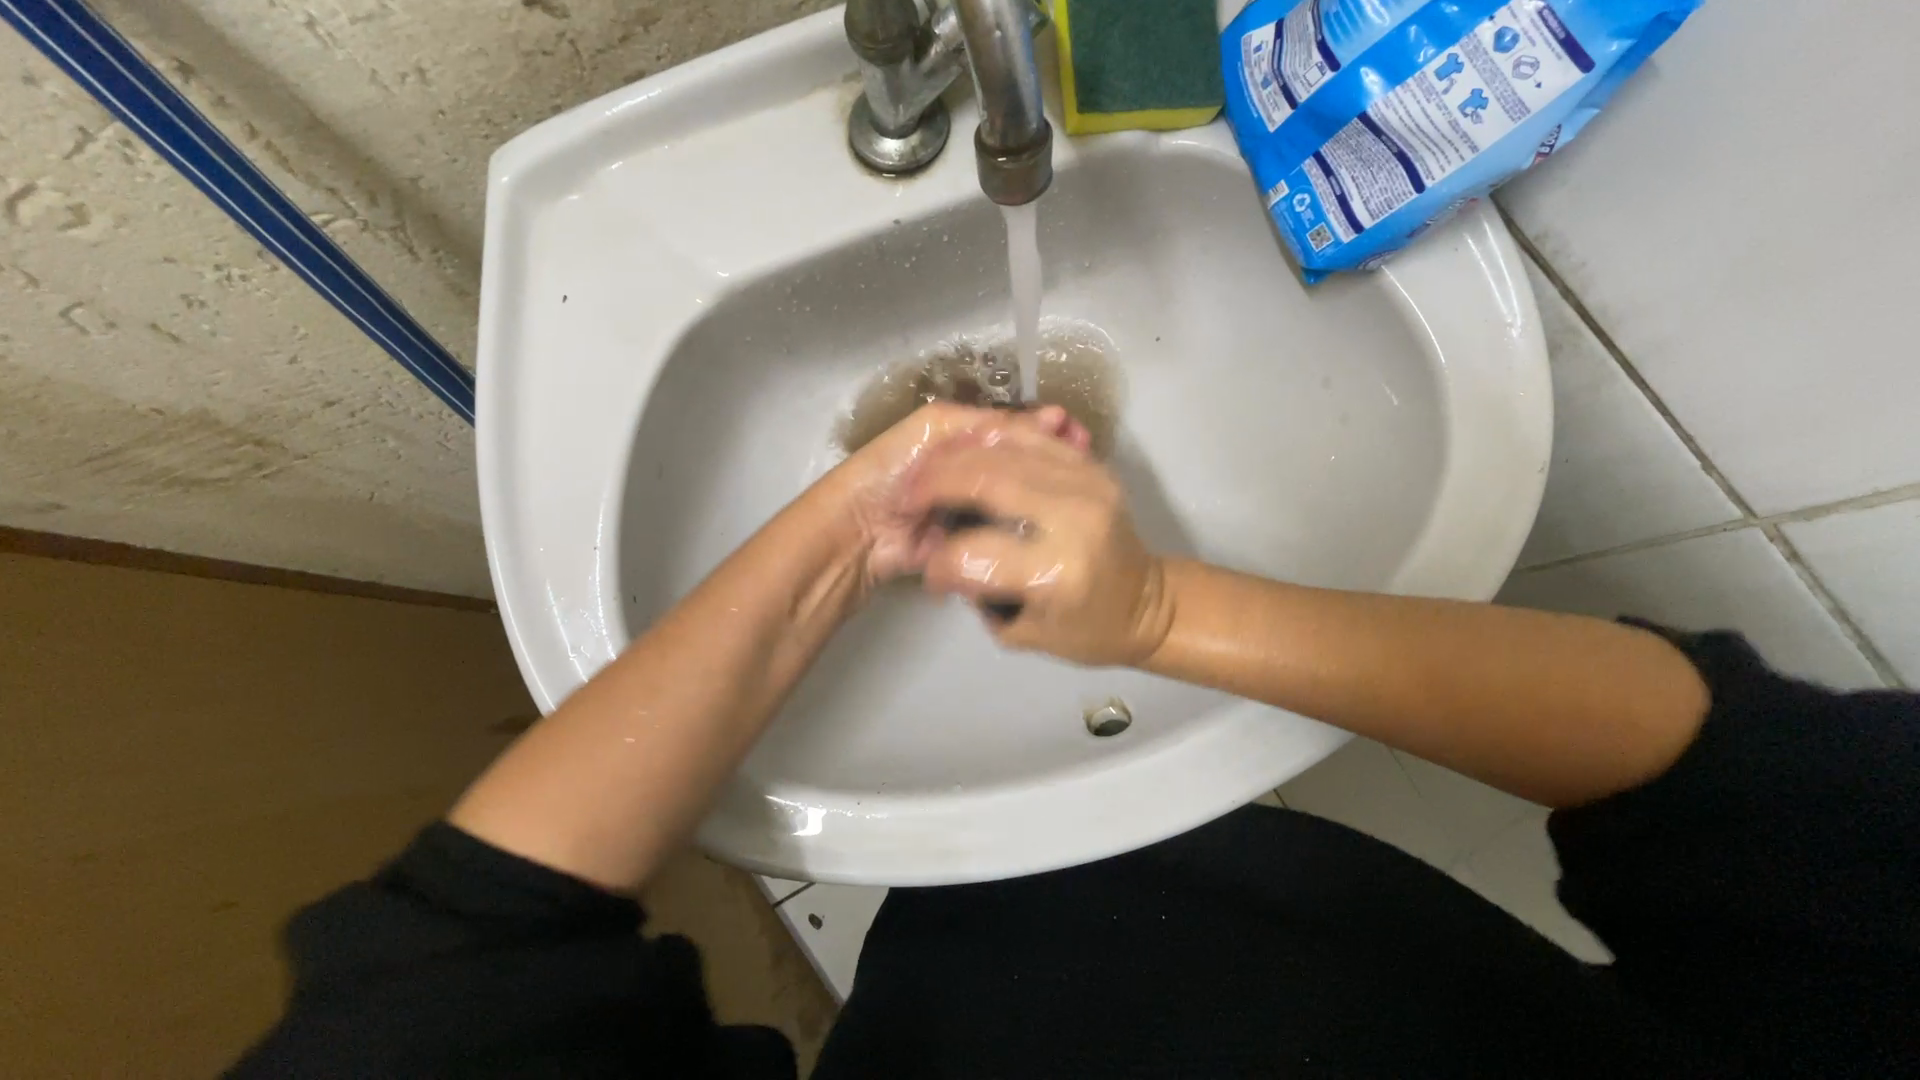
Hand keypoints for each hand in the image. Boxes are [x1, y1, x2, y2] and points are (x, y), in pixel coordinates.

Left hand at [827, 402, 1090, 586]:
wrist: (860, 530)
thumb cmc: (892, 470)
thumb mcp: (938, 429)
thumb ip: (990, 425)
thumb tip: (1052, 421)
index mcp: (961, 441)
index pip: (1012, 432)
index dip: (1043, 431)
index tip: (1076, 432)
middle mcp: (971, 473)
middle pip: (1020, 465)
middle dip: (1054, 459)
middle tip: (1087, 456)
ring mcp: (973, 510)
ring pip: (1018, 499)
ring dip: (1046, 495)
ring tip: (1083, 486)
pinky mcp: (975, 544)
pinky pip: (1006, 532)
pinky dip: (1028, 526)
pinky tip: (1056, 520)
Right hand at [904, 426, 1172, 666]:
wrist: (1148, 604)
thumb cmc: (1087, 630)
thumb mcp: (1025, 633)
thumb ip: (980, 594)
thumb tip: (942, 556)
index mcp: (1058, 573)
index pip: (975, 554)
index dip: (939, 564)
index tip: (930, 574)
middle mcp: (1075, 519)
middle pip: (988, 480)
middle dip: (936, 482)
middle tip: (908, 494)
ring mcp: (1089, 485)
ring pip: (1008, 448)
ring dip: (959, 454)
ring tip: (930, 468)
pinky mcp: (1094, 468)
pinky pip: (1035, 438)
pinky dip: (995, 438)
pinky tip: (968, 448)